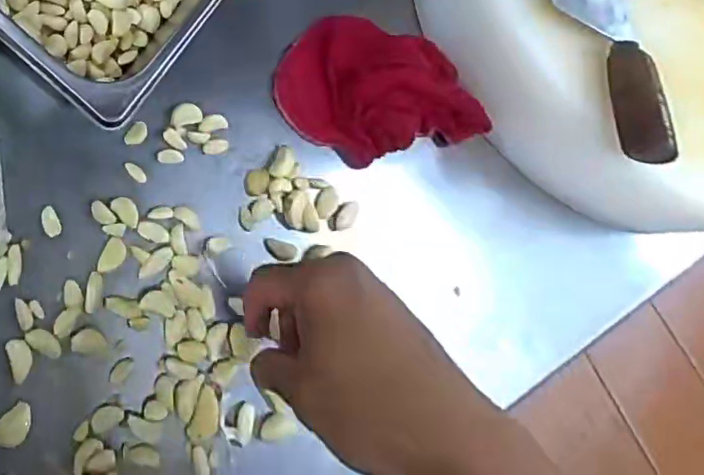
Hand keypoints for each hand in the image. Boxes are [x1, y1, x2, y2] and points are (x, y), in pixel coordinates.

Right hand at [241, 253, 557, 474]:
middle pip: (295, 284)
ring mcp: (375, 285)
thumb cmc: (368, 408)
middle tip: (293, 365)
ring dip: (312, 327)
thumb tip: (265, 358)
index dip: (250, 311)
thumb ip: (270, 367)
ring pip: (323, 295)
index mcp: (319, 280)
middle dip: (286, 321)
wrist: (453, 434)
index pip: (264, 281)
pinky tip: (352, 370)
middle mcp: (346, 269)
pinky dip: (338, 328)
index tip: (255, 343)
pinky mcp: (396, 305)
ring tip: (324, 373)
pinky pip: (350, 304)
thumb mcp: (304, 394)